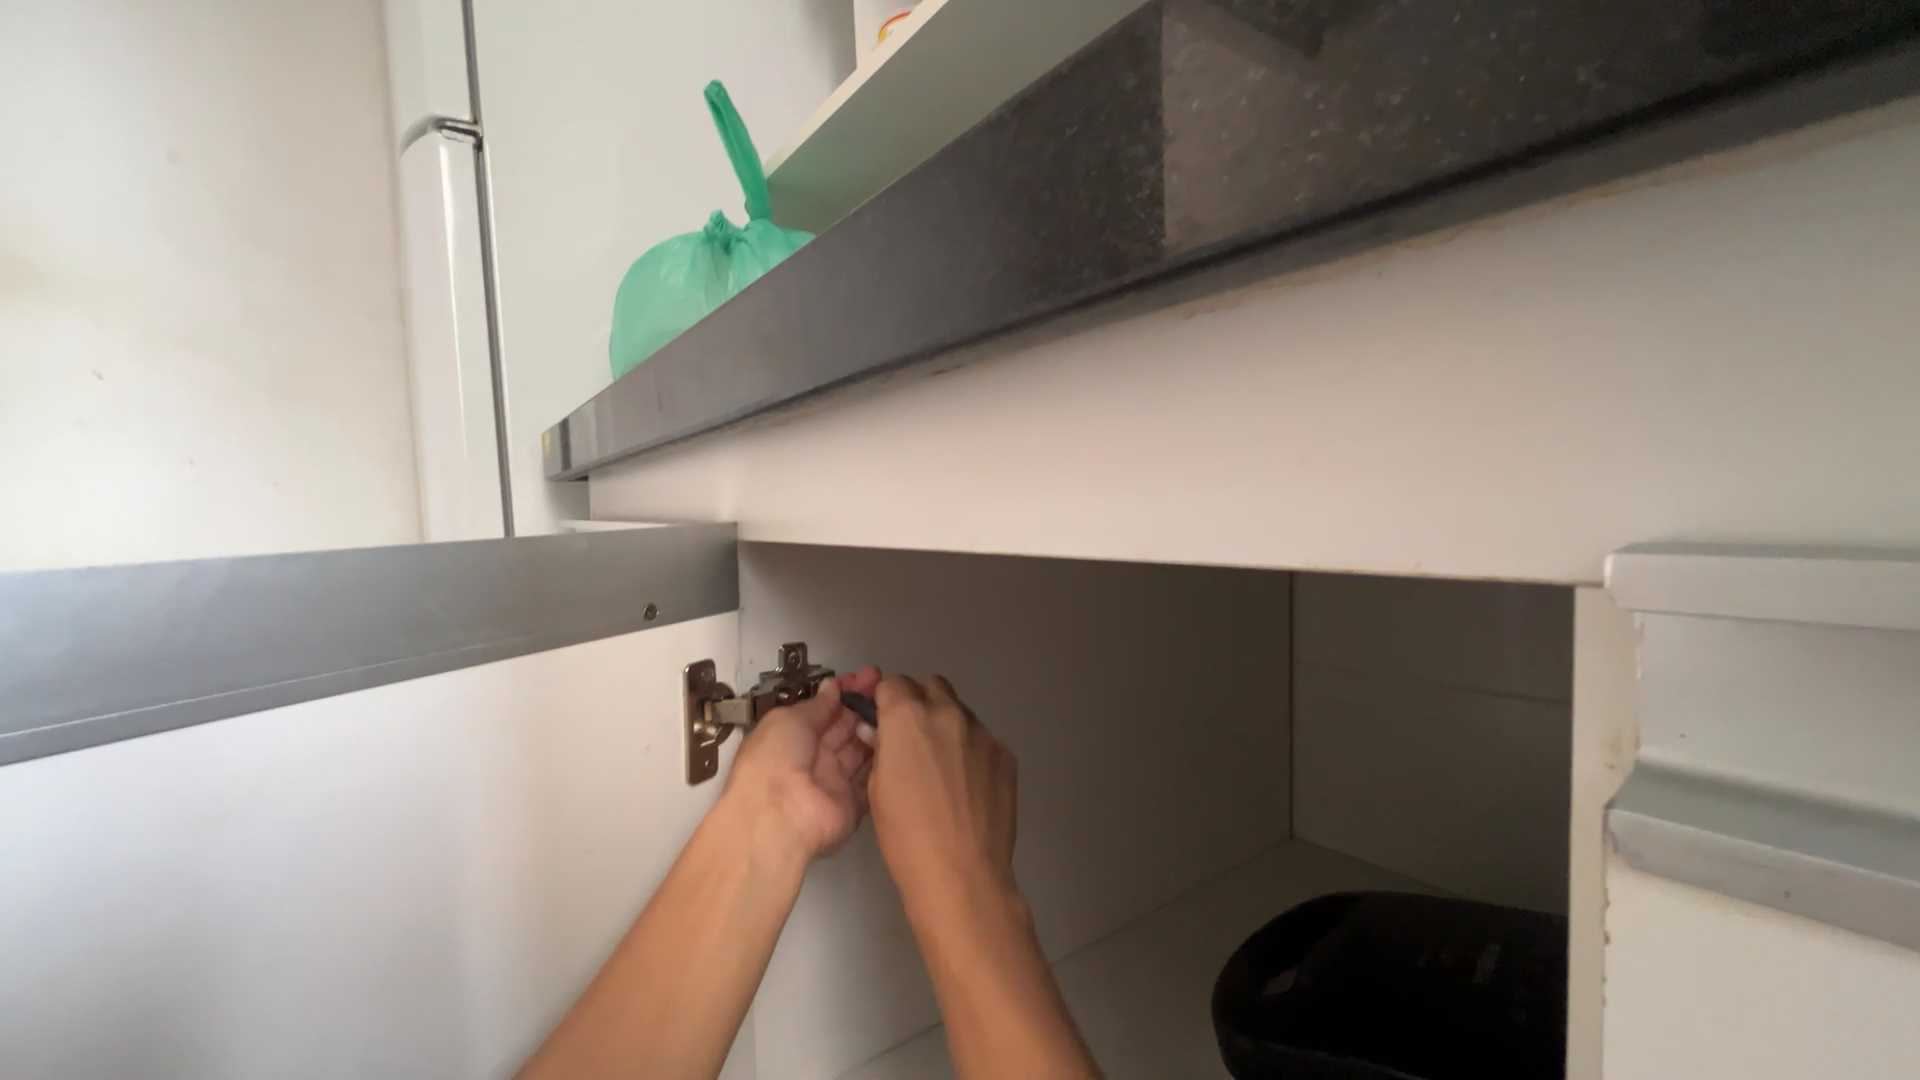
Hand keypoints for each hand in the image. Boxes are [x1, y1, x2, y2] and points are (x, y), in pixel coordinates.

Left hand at [723, 666, 881, 862]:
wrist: (778, 817)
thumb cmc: (775, 759)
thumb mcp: (789, 720)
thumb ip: (817, 705)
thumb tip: (832, 687)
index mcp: (792, 735)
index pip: (823, 710)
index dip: (844, 692)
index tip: (866, 677)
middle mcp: (813, 756)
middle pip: (843, 726)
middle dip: (862, 704)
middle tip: (886, 685)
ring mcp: (834, 780)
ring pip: (859, 749)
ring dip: (875, 728)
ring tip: (895, 705)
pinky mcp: (852, 803)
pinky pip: (871, 779)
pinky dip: (884, 761)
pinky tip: (901, 738)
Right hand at [866, 674, 1018, 906]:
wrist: (961, 874)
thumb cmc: (905, 836)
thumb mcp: (877, 789)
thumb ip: (882, 748)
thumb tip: (882, 732)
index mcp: (908, 717)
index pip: (894, 683)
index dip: (887, 701)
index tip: (886, 723)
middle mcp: (948, 714)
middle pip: (933, 686)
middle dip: (921, 703)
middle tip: (915, 740)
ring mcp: (983, 733)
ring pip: (961, 713)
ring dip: (949, 728)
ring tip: (945, 771)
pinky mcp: (1006, 754)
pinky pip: (984, 741)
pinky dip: (974, 754)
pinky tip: (969, 789)